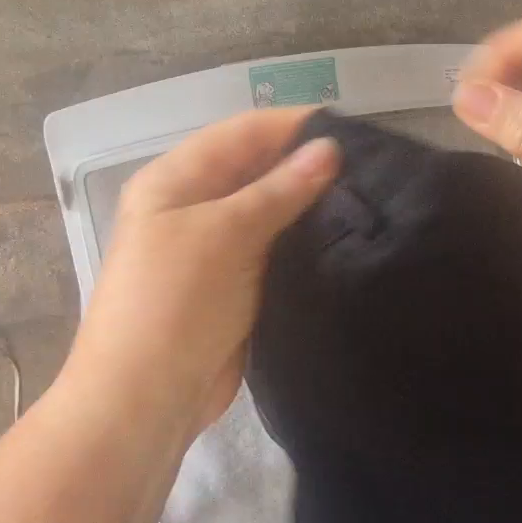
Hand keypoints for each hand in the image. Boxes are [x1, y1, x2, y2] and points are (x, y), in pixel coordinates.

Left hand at [61, 108, 339, 437]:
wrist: (147, 397)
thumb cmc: (176, 303)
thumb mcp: (226, 235)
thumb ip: (278, 191)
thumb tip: (329, 148)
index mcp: (175, 180)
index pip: (242, 133)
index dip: (295, 125)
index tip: (356, 128)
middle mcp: (193, 207)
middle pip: (257, 170)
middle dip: (307, 165)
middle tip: (375, 169)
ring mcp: (215, 251)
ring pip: (271, 214)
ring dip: (310, 207)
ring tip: (371, 200)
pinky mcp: (236, 289)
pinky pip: (275, 254)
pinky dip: (304, 246)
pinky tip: (345, 241)